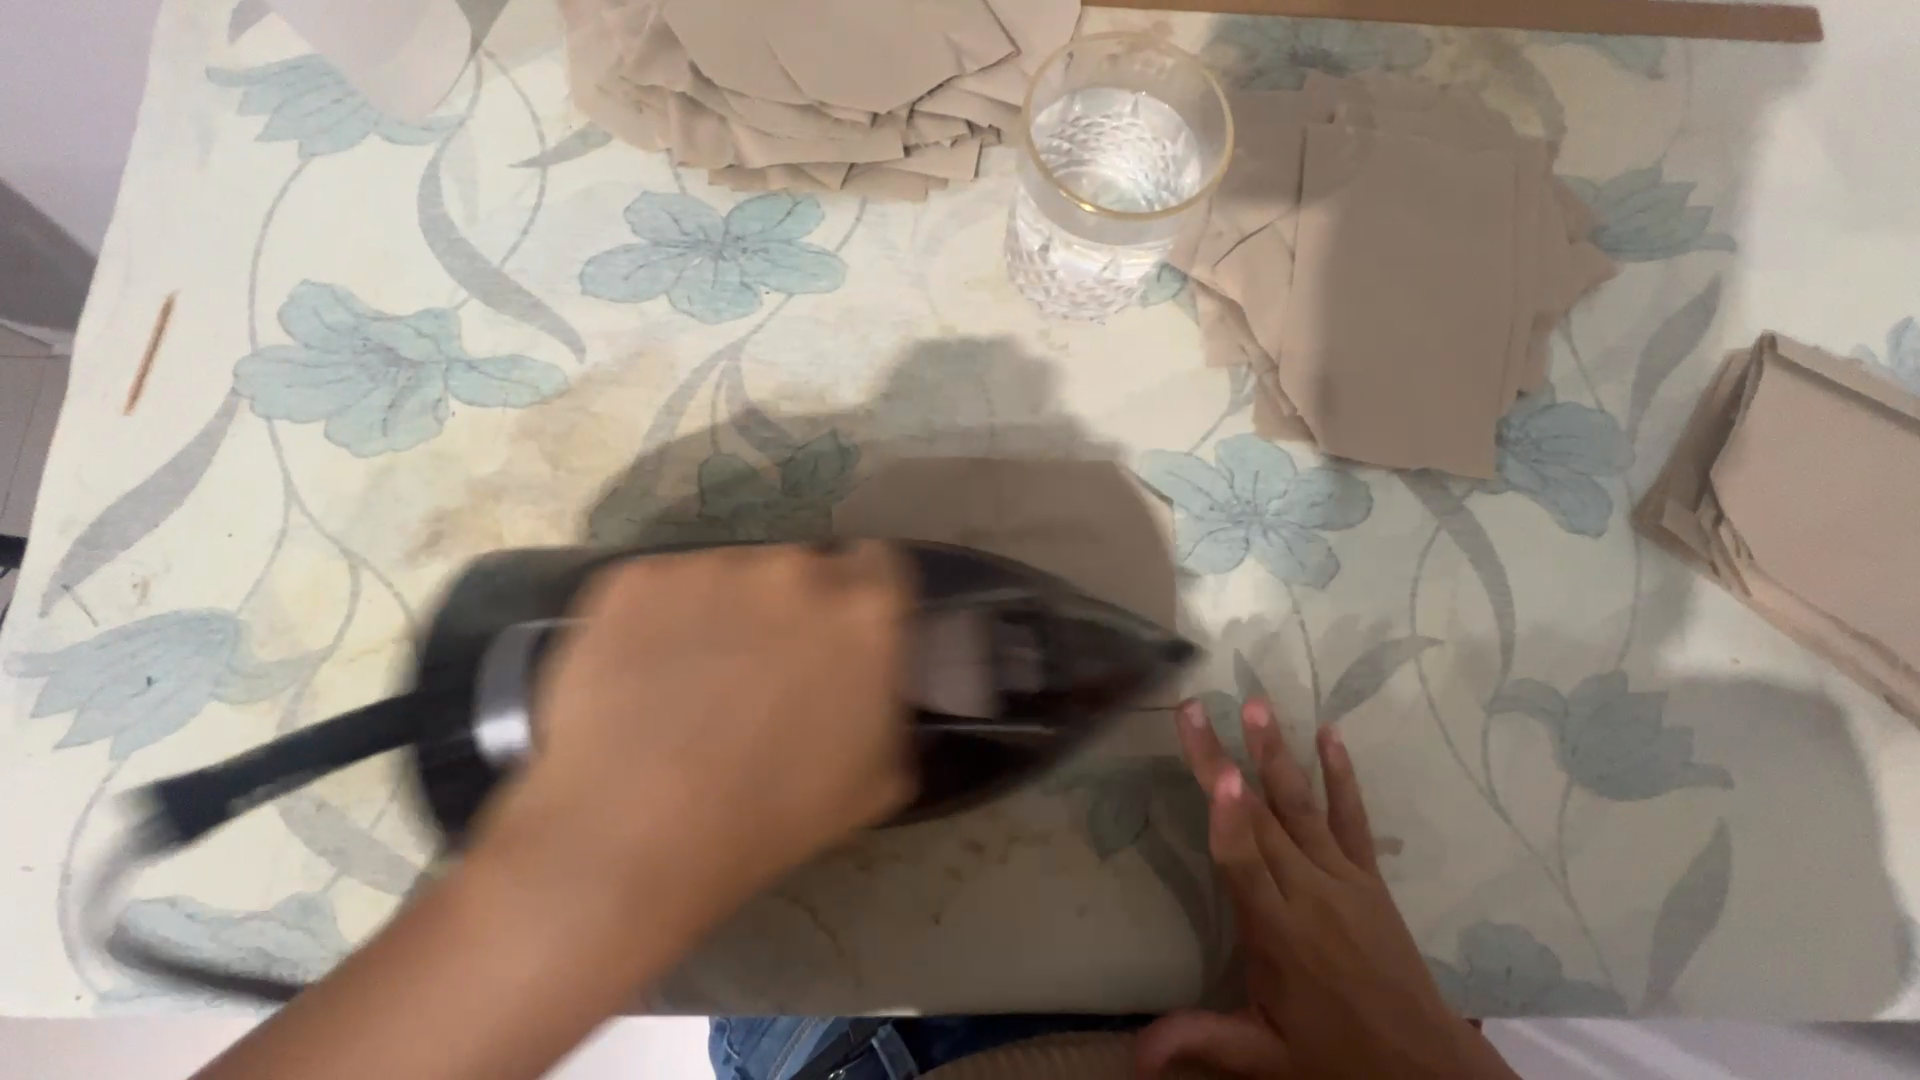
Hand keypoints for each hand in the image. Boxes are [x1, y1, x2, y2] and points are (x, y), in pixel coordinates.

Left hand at [470, 541, 916, 945]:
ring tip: (693, 680)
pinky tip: (645, 676)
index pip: (880, 565)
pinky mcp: (638, 576)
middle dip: (793, 609)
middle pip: (804, 570)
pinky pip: (666, 589)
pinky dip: (662, 620)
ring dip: (727, 613)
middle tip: (766, 668)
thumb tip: (875, 681)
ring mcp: (712, 566)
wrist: (634, 834)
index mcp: (864, 613)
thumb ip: (889, 705)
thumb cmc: (771, 817)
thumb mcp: (877, 779)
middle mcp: (795, 570)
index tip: (841, 633)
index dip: (863, 595)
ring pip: (732, 577)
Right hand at [1137, 699, 1517, 1079]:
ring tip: (1255, 704)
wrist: (1426, 1068)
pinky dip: (1342, 775)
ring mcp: (1343, 879)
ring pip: (1301, 806)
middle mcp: (1309, 894)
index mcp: (1278, 934)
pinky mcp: (1368, 876)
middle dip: (1223, 761)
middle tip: (1197, 710)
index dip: (1229, 821)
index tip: (1219, 775)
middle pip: (1260, 820)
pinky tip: (1329, 733)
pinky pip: (1354, 819)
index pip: (1245, 867)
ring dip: (1275, 753)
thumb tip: (1133, 1055)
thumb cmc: (1335, 1055)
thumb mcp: (1265, 1057)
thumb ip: (1201, 1040)